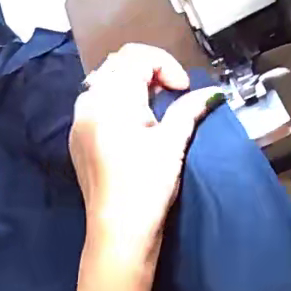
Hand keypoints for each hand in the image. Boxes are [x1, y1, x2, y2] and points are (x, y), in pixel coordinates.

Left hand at [69, 45, 223, 267]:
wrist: (118, 233)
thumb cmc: (146, 188)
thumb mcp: (173, 144)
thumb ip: (189, 110)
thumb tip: (211, 93)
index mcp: (111, 100)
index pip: (136, 57)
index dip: (166, 65)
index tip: (183, 89)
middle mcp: (88, 104)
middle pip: (118, 64)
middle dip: (149, 70)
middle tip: (172, 95)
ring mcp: (79, 122)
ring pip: (105, 81)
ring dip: (133, 84)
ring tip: (155, 109)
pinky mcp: (78, 139)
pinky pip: (96, 103)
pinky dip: (117, 102)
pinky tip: (135, 125)